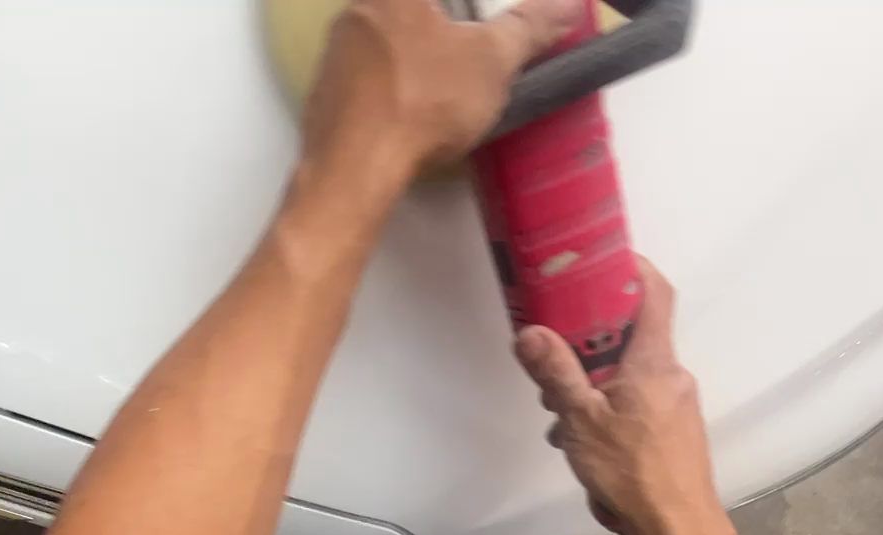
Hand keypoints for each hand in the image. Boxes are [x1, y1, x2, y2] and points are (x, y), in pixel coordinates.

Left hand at [301, 0, 586, 187]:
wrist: (353, 169)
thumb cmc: (421, 102)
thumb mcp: (491, 63)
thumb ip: (527, 30)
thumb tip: (564, 9)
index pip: (436, 0)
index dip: (458, 13)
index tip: (468, 33)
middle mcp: (355, 11)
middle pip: (395, 9)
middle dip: (423, 21)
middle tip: (452, 45)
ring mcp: (330, 57)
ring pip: (370, 43)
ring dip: (398, 57)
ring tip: (430, 86)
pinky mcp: (318, 101)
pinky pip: (354, 86)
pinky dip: (378, 96)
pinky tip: (398, 120)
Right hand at [513, 259, 724, 534]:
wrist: (676, 526)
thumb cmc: (631, 469)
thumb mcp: (580, 420)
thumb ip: (556, 374)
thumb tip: (528, 332)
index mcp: (653, 362)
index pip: (654, 294)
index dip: (632, 269)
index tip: (601, 260)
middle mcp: (672, 376)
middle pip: (630, 340)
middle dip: (588, 348)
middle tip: (553, 365)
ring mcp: (676, 405)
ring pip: (627, 380)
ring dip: (591, 392)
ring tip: (561, 425)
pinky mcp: (673, 432)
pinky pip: (635, 407)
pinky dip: (606, 415)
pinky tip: (583, 447)